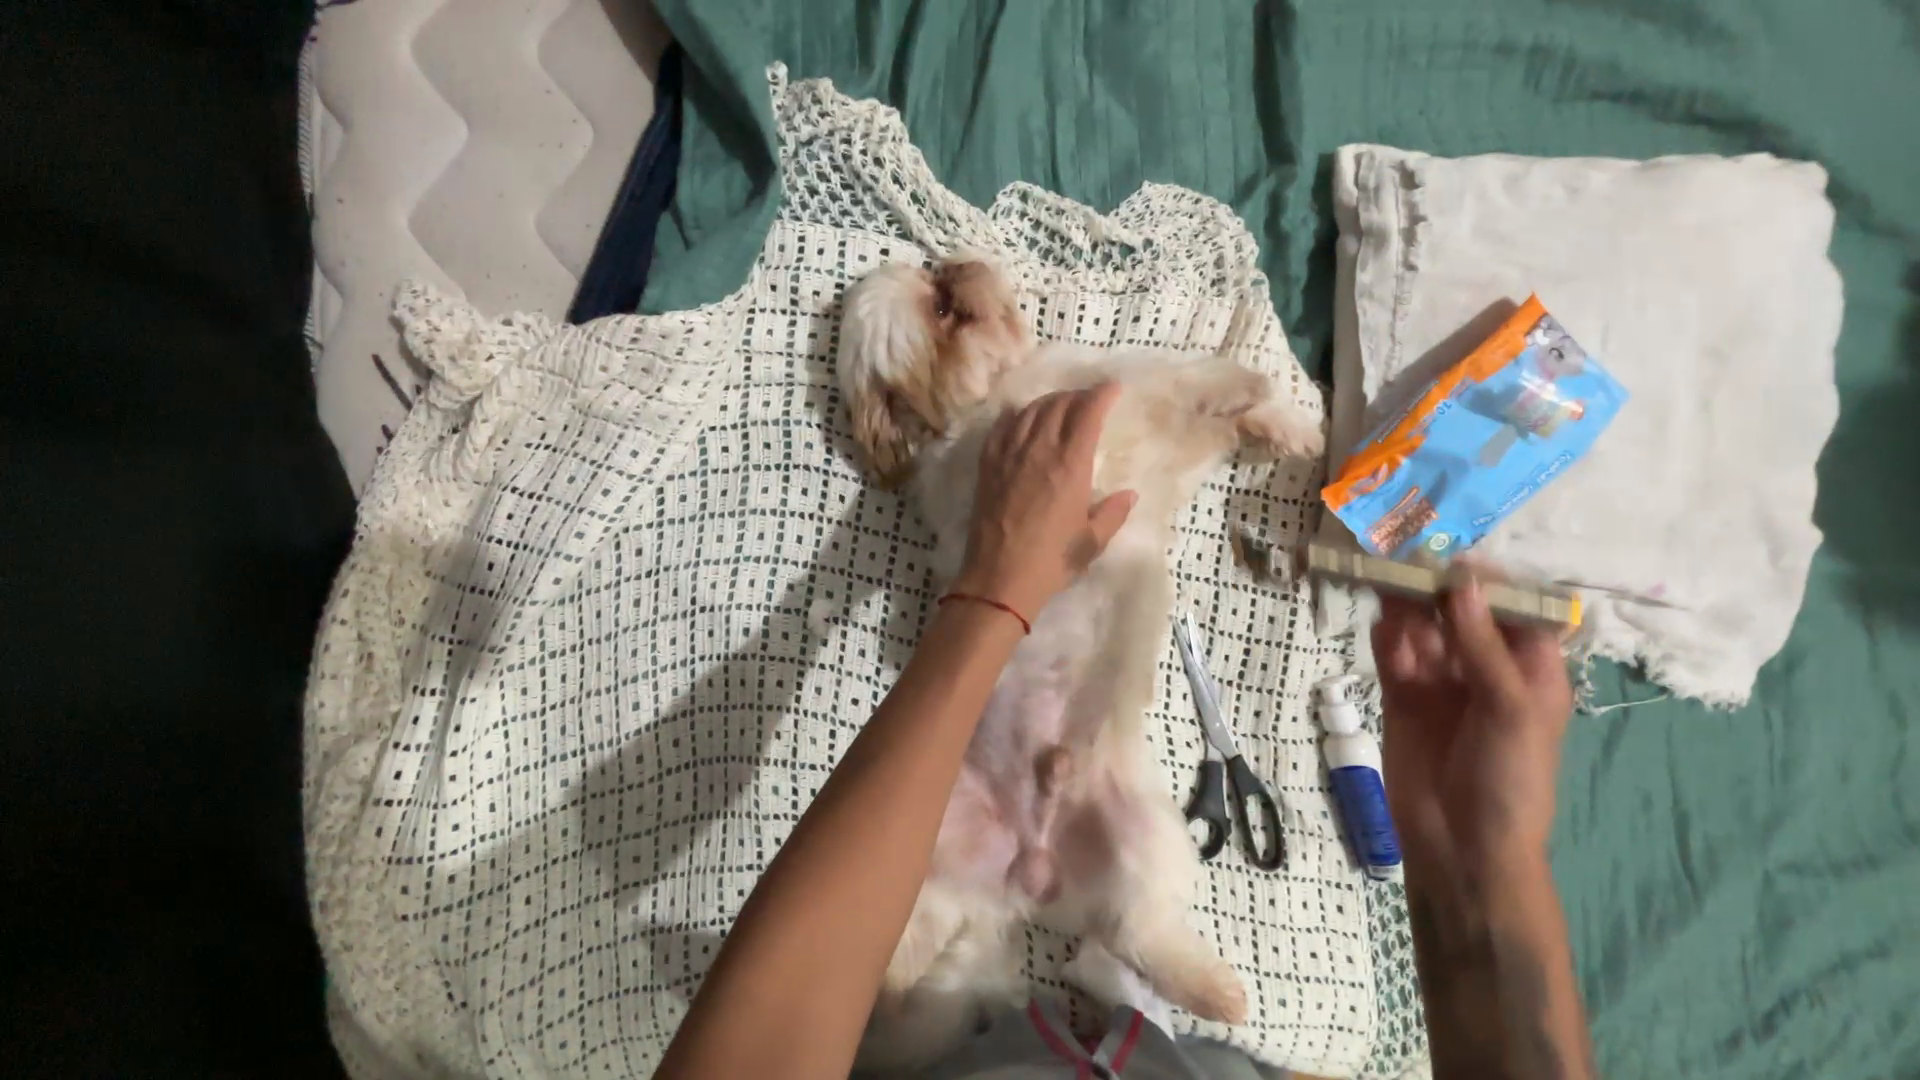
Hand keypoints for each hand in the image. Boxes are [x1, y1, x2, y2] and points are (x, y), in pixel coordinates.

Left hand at [949, 384, 1137, 621]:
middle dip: (1077, 394)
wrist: (999, 579)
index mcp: (1070, 465)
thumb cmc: (1051, 562)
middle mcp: (1039, 450)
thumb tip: (1129, 495)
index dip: (1102, 394)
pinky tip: (1021, 417)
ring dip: (1048, 401)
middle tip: (1088, 399)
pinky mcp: (987, 466)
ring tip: (1059, 405)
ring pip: (1029, 410)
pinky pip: (1001, 427)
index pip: (1088, 413)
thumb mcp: (1092, 542)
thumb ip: (1113, 513)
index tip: (1113, 388)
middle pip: (1058, 404)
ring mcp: (1008, 455)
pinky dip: (1015, 415)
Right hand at [1372, 578, 1573, 873]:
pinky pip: (1393, 655)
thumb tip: (1461, 584)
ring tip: (1384, 583)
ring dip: (1406, 608)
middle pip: (1460, 615)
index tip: (1456, 560)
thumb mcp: (1510, 708)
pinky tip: (1379, 624)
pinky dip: (1386, 638)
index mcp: (1530, 670)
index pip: (1514, 611)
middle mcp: (1485, 669)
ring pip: (1422, 630)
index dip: (1489, 583)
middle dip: (1436, 590)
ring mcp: (1441, 682)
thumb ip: (1482, 646)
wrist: (1462, 844)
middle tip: (1405, 561)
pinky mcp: (1402, 696)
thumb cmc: (1510, 778)